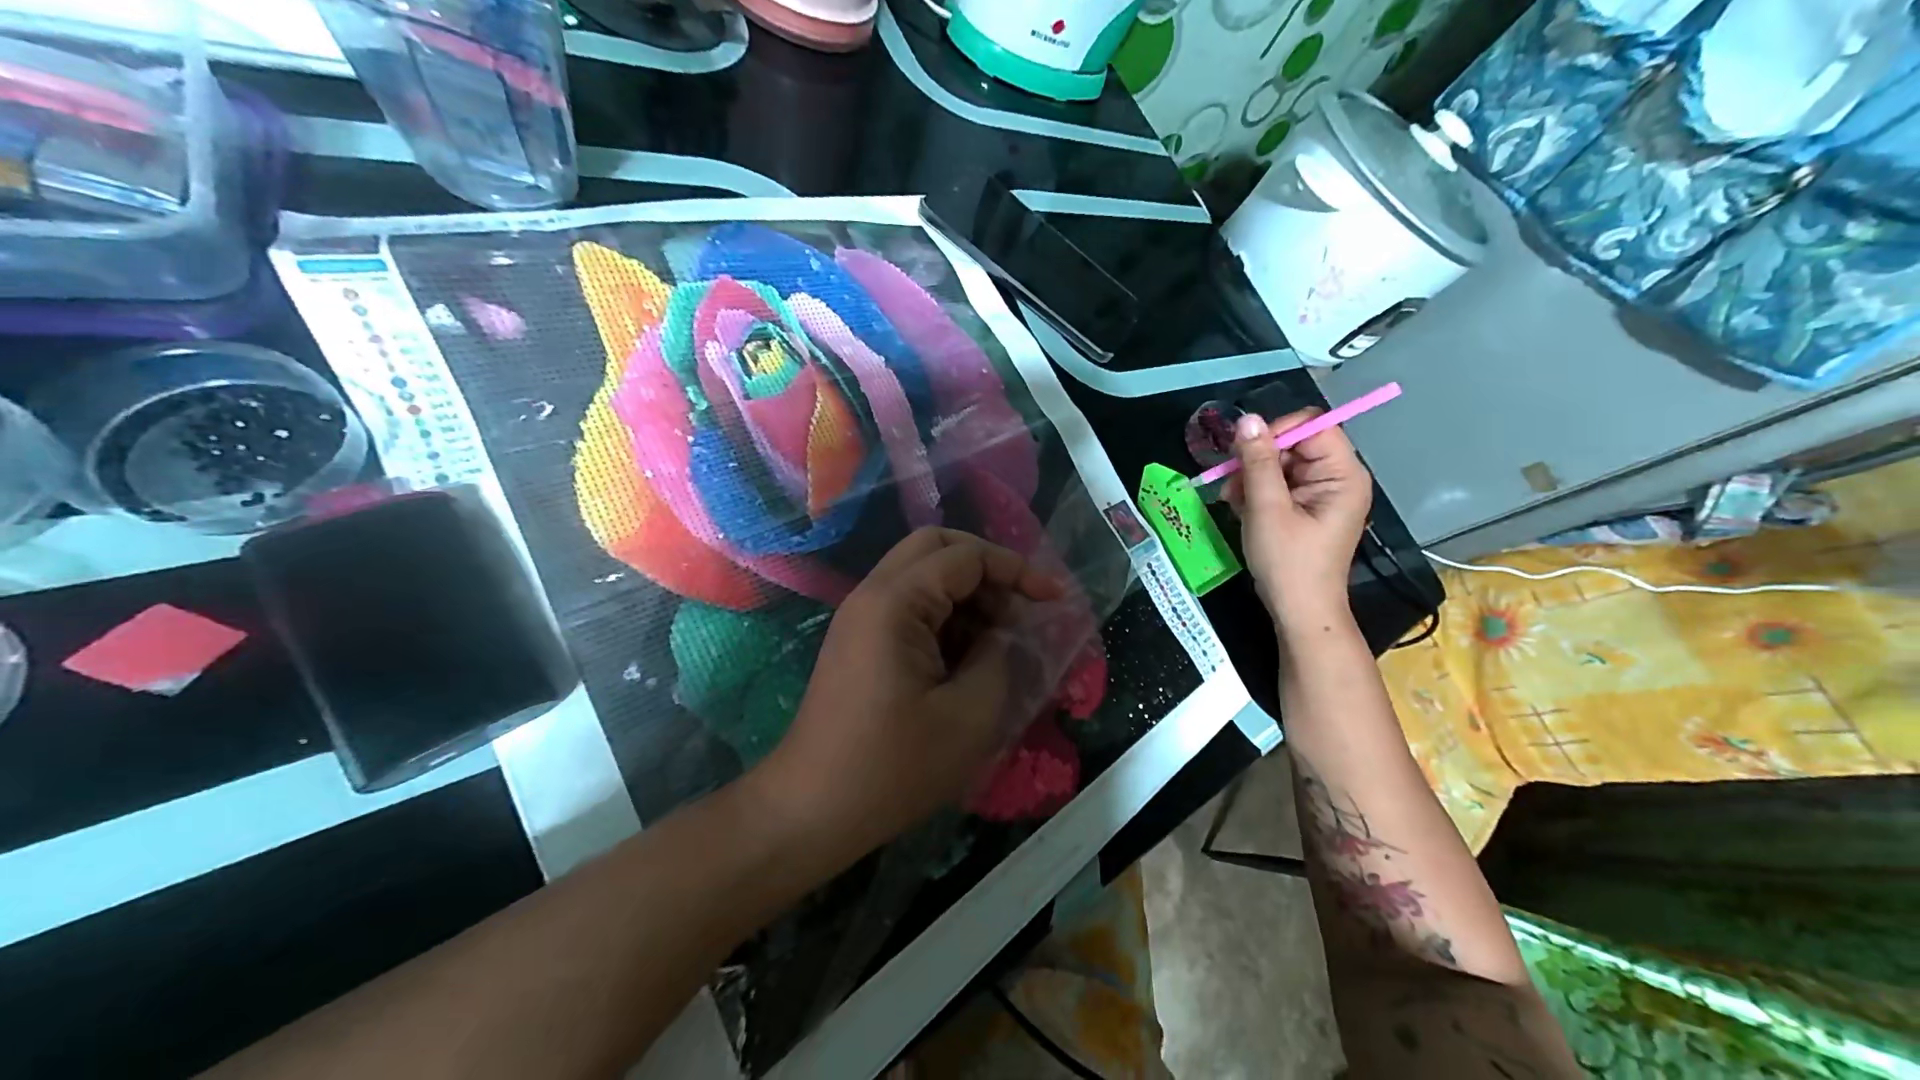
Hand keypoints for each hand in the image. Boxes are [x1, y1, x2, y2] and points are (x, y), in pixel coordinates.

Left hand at [749, 528, 1065, 856]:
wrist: (812, 809)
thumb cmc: (894, 766)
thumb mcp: (969, 715)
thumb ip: (999, 657)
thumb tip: (1005, 633)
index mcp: (895, 602)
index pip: (965, 556)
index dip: (1018, 570)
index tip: (1055, 599)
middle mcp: (872, 595)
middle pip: (935, 548)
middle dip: (988, 569)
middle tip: (1021, 609)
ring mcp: (859, 618)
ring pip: (921, 576)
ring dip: (967, 594)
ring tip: (1003, 639)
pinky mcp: (858, 643)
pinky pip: (907, 607)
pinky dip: (944, 617)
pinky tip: (969, 657)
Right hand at [1225, 410, 1372, 626]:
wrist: (1298, 611)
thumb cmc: (1288, 562)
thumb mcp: (1266, 509)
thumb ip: (1257, 461)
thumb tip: (1246, 419)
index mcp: (1343, 474)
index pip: (1314, 425)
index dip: (1278, 430)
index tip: (1246, 452)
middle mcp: (1338, 478)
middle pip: (1295, 443)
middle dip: (1258, 458)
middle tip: (1230, 482)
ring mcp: (1321, 493)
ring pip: (1281, 463)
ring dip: (1251, 476)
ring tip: (1232, 500)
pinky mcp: (1306, 507)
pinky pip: (1279, 483)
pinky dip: (1256, 491)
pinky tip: (1240, 508)